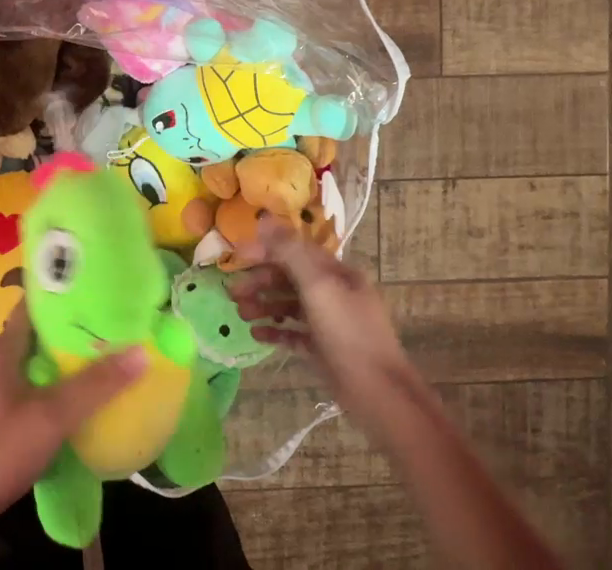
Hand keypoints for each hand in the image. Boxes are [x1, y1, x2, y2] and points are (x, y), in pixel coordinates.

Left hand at [0, 311, 145, 516]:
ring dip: (68, 361)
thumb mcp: (51, 415)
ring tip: (109, 358)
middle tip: (115, 325)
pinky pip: (38, 390)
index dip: (61, 295)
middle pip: (39, 335)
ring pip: (39, 365)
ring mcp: (0, 393)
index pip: (31, 306)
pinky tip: (86, 399)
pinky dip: (61, 388)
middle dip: (73, 330)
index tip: (97, 289)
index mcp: (3, 351)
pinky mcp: (4, 419)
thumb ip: (94, 385)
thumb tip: (140, 351)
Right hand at [229, 218, 411, 431]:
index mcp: (337, 273)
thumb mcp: (318, 287)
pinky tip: (256, 334)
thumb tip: (264, 218)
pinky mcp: (322, 348)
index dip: (265, 251)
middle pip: (289, 278)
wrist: (378, 392)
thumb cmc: (348, 333)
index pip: (295, 251)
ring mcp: (328, 321)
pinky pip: (293, 332)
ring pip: (289, 305)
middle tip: (232, 293)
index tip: (237, 259)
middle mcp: (334, 292)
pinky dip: (275, 331)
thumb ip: (290, 252)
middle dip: (260, 282)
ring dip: (263, 305)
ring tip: (240, 314)